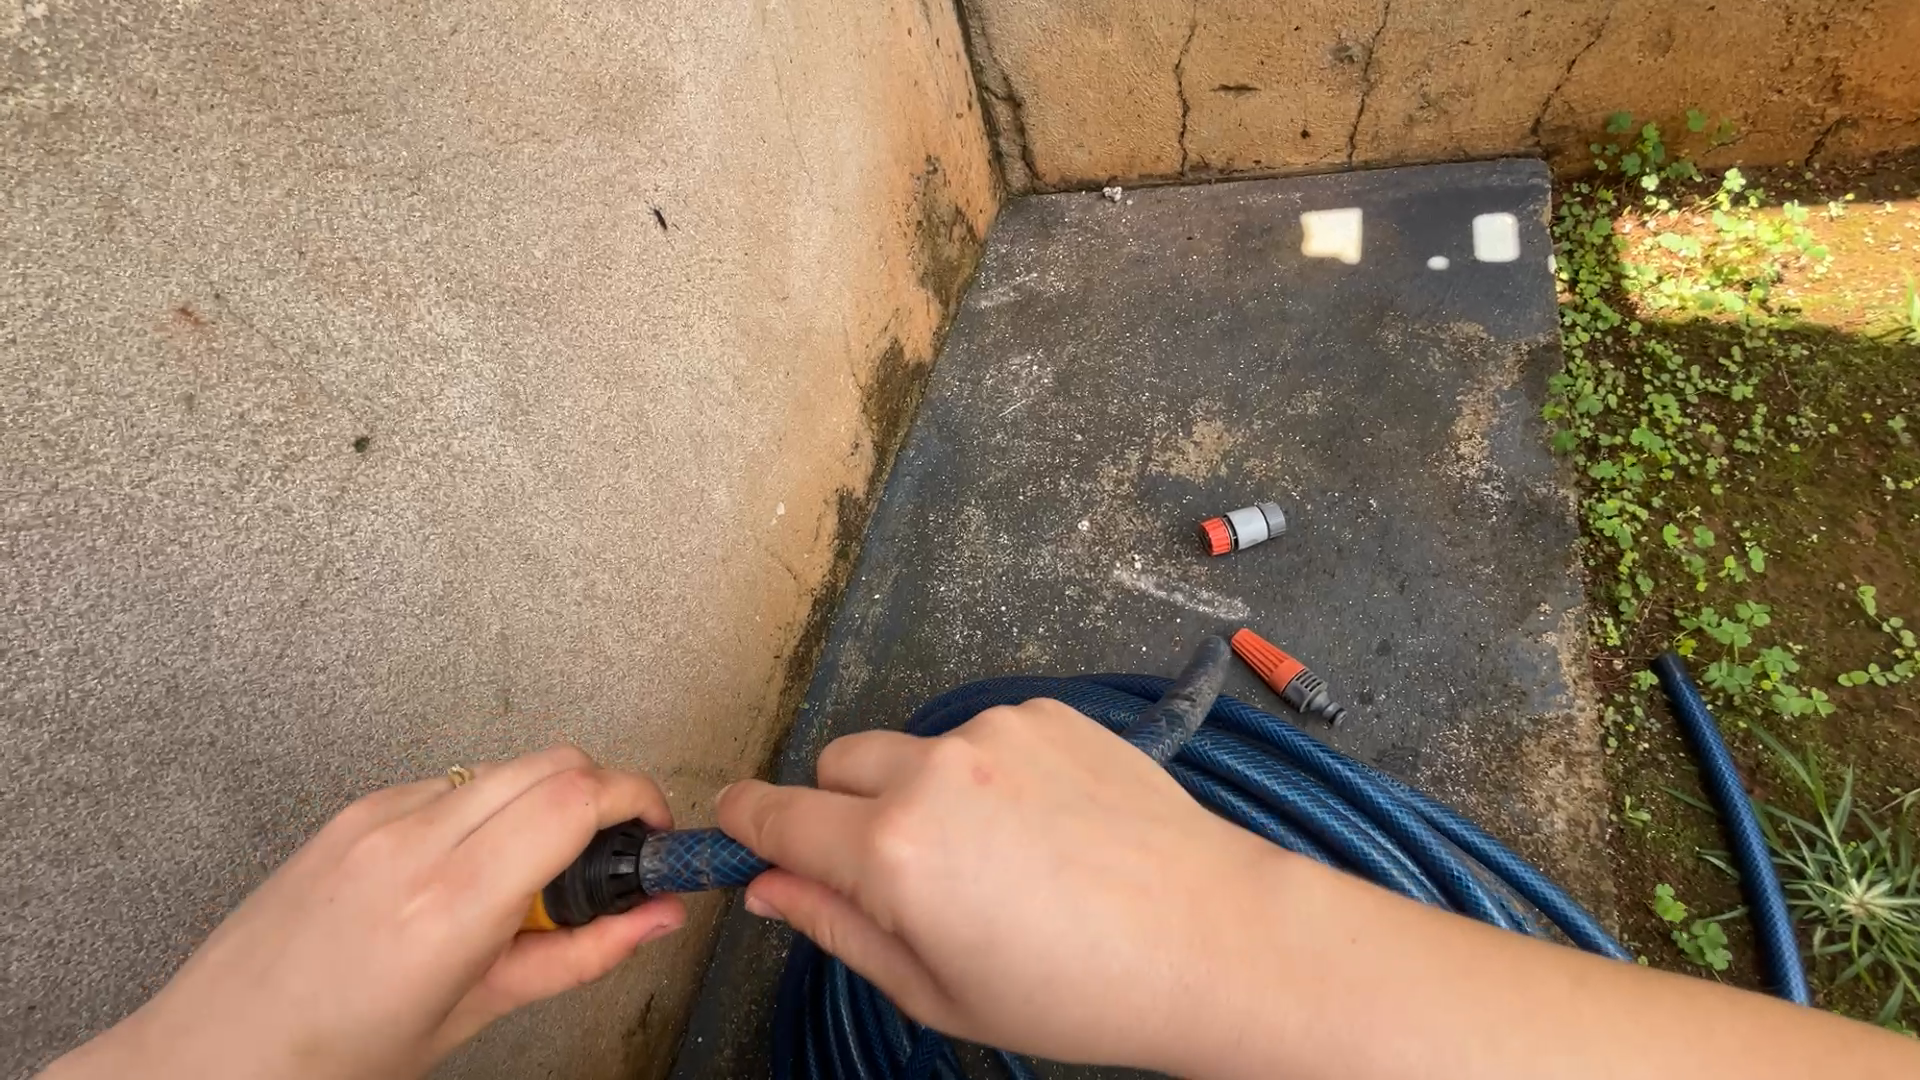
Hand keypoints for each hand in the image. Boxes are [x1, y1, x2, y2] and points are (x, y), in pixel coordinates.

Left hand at [44, 746, 686, 1079]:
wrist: (199, 1063)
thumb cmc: (337, 1060)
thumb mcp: (479, 1012)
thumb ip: (587, 953)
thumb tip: (663, 916)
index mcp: (448, 907)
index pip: (574, 800)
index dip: (636, 797)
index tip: (653, 827)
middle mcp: (414, 844)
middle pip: (559, 761)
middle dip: (607, 790)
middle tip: (611, 844)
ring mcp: (381, 816)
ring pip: (517, 763)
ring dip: (554, 794)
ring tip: (539, 860)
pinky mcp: (361, 805)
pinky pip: (465, 778)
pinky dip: (499, 803)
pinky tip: (475, 858)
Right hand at [715, 699, 1285, 1072]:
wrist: (1206, 932)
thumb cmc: (1071, 989)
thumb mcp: (936, 987)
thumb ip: (836, 925)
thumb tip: (768, 885)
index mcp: (895, 848)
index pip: (780, 814)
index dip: (745, 817)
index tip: (730, 818)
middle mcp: (934, 769)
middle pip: (839, 762)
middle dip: (841, 805)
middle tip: (896, 858)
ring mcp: (992, 729)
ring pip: (915, 747)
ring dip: (925, 788)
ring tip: (999, 846)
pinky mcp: (1041, 710)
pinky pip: (984, 734)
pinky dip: (990, 769)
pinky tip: (1046, 815)